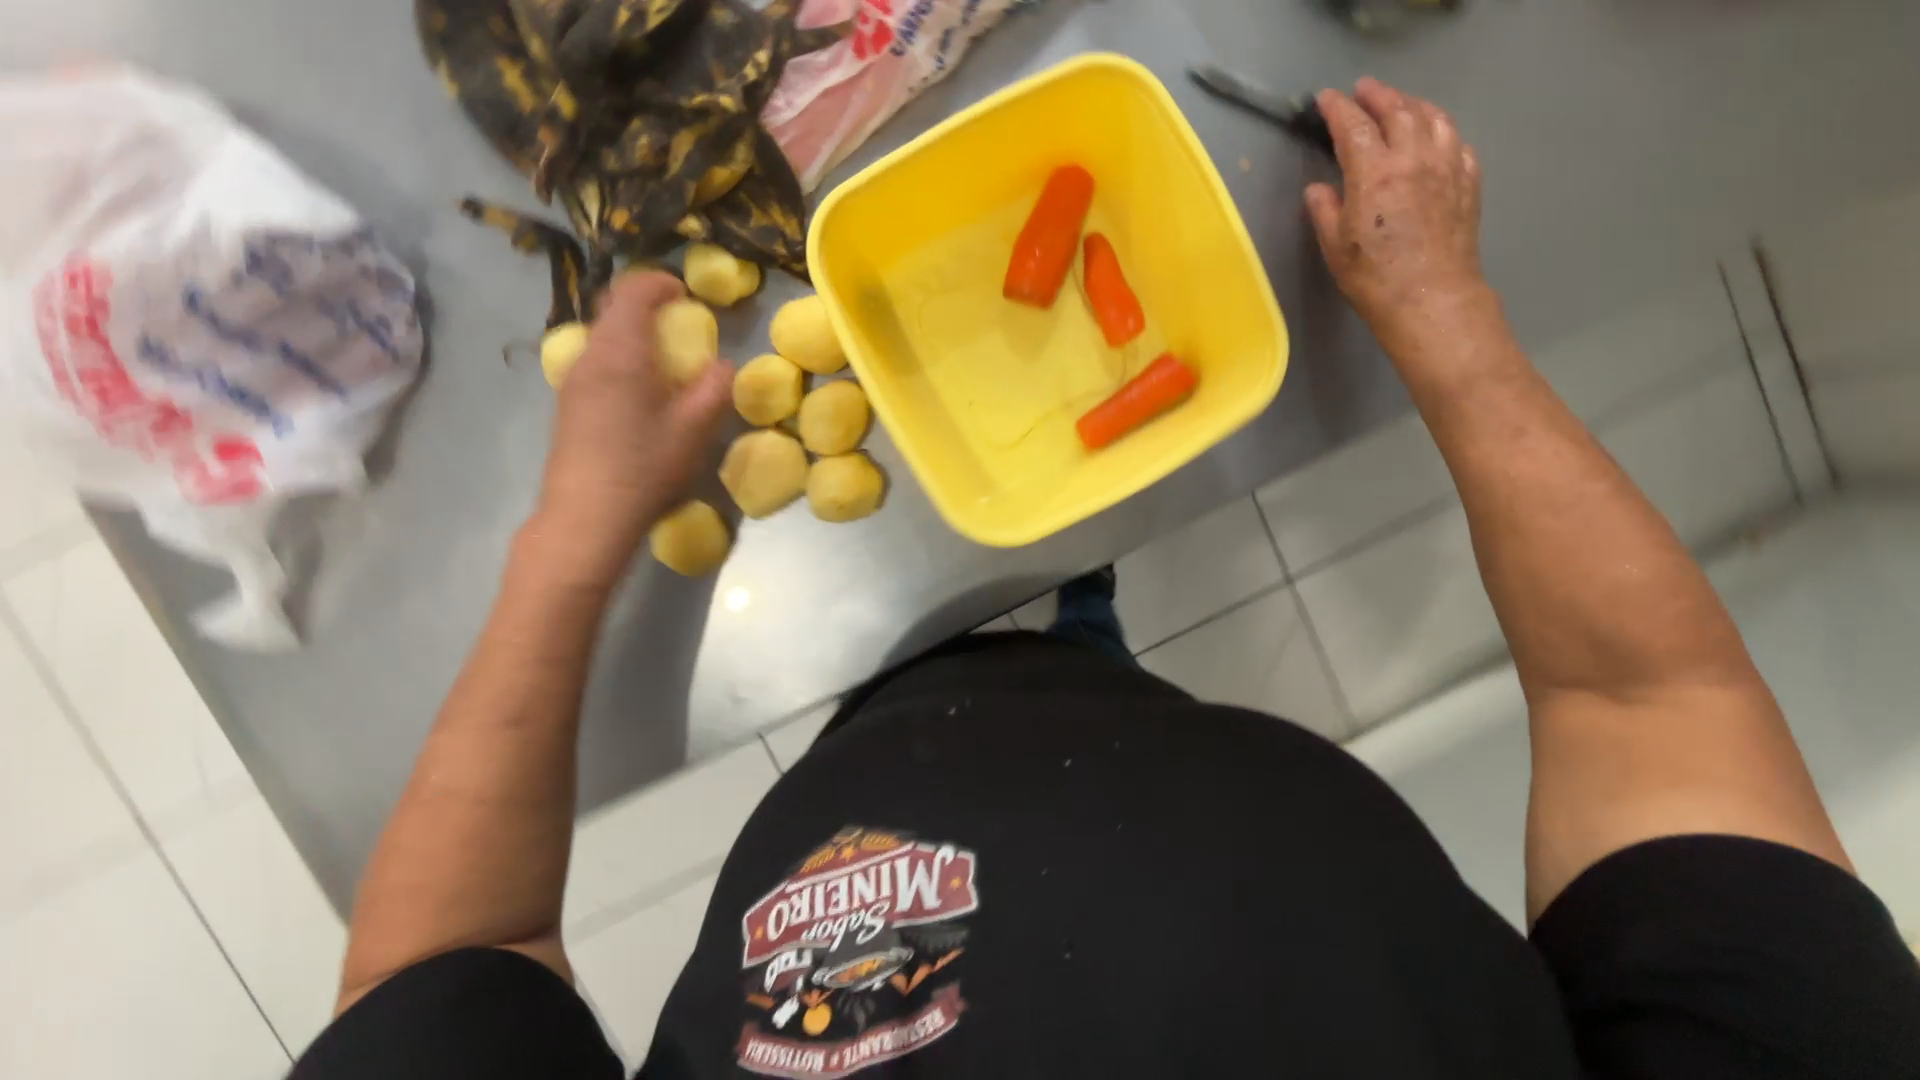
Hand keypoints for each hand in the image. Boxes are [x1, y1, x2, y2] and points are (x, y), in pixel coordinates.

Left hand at [530, 271, 731, 586]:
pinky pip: (595, 361)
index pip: (633, 291)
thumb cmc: (645, 467)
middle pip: (611, 308)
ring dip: (632, 334)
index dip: (660, 282)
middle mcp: (590, 355)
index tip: (686, 294)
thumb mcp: (695, 429)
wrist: (587, 514)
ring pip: (601, 335)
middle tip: (678, 323)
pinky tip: (640, 393)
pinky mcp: (567, 404)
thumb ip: (714, 387)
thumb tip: (721, 364)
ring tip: (664, 361)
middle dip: (645, 304)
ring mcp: (573, 380)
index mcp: (622, 351)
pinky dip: (620, 358)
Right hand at [1305, 78, 1489, 354]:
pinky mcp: (1468, 181)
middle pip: (1397, 110)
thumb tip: (1319, 190)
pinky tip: (1434, 136)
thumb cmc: (1374, 278)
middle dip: (1378, 95)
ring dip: (1413, 104)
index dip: (1338, 108)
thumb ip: (1326, 210)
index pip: (1353, 126)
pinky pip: (1456, 141)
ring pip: (1433, 118)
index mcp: (1374, 173)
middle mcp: (1413, 159)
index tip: (1326, 100)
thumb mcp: (1335, 247)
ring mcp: (1447, 166)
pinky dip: (1441, 130)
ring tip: (1400, 103)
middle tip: (1364, 90)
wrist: (1429, 298)